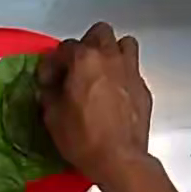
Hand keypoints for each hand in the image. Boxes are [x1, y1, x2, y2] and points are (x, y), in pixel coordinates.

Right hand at [39, 21, 154, 182]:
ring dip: (110, 53)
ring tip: (99, 74)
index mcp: (84, 61)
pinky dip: (120, 76)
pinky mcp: (142, 87)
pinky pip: (131, 70)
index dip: (52, 64)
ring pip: (123, 44)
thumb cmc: (81, 138)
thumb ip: (49, 95)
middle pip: (99, 33)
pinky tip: (112, 96)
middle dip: (85, 45)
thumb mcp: (53, 118)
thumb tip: (49, 88)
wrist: (118, 158)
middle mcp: (110, 57)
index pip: (64, 48)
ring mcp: (130, 70)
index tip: (47, 81)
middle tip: (76, 68)